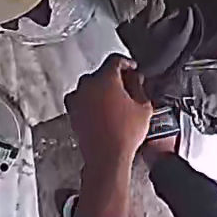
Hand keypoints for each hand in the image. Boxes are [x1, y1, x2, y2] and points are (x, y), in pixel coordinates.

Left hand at [66, 54, 152, 177]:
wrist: (107, 157)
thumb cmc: (124, 134)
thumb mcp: (143, 107)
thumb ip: (139, 86)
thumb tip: (136, 79)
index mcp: (105, 79)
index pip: (115, 60)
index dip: (127, 62)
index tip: (131, 67)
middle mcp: (87, 85)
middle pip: (102, 72)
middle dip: (115, 77)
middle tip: (128, 85)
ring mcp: (78, 98)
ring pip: (91, 85)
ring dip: (102, 89)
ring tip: (117, 101)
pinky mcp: (73, 111)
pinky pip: (83, 99)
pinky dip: (92, 101)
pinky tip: (104, 110)